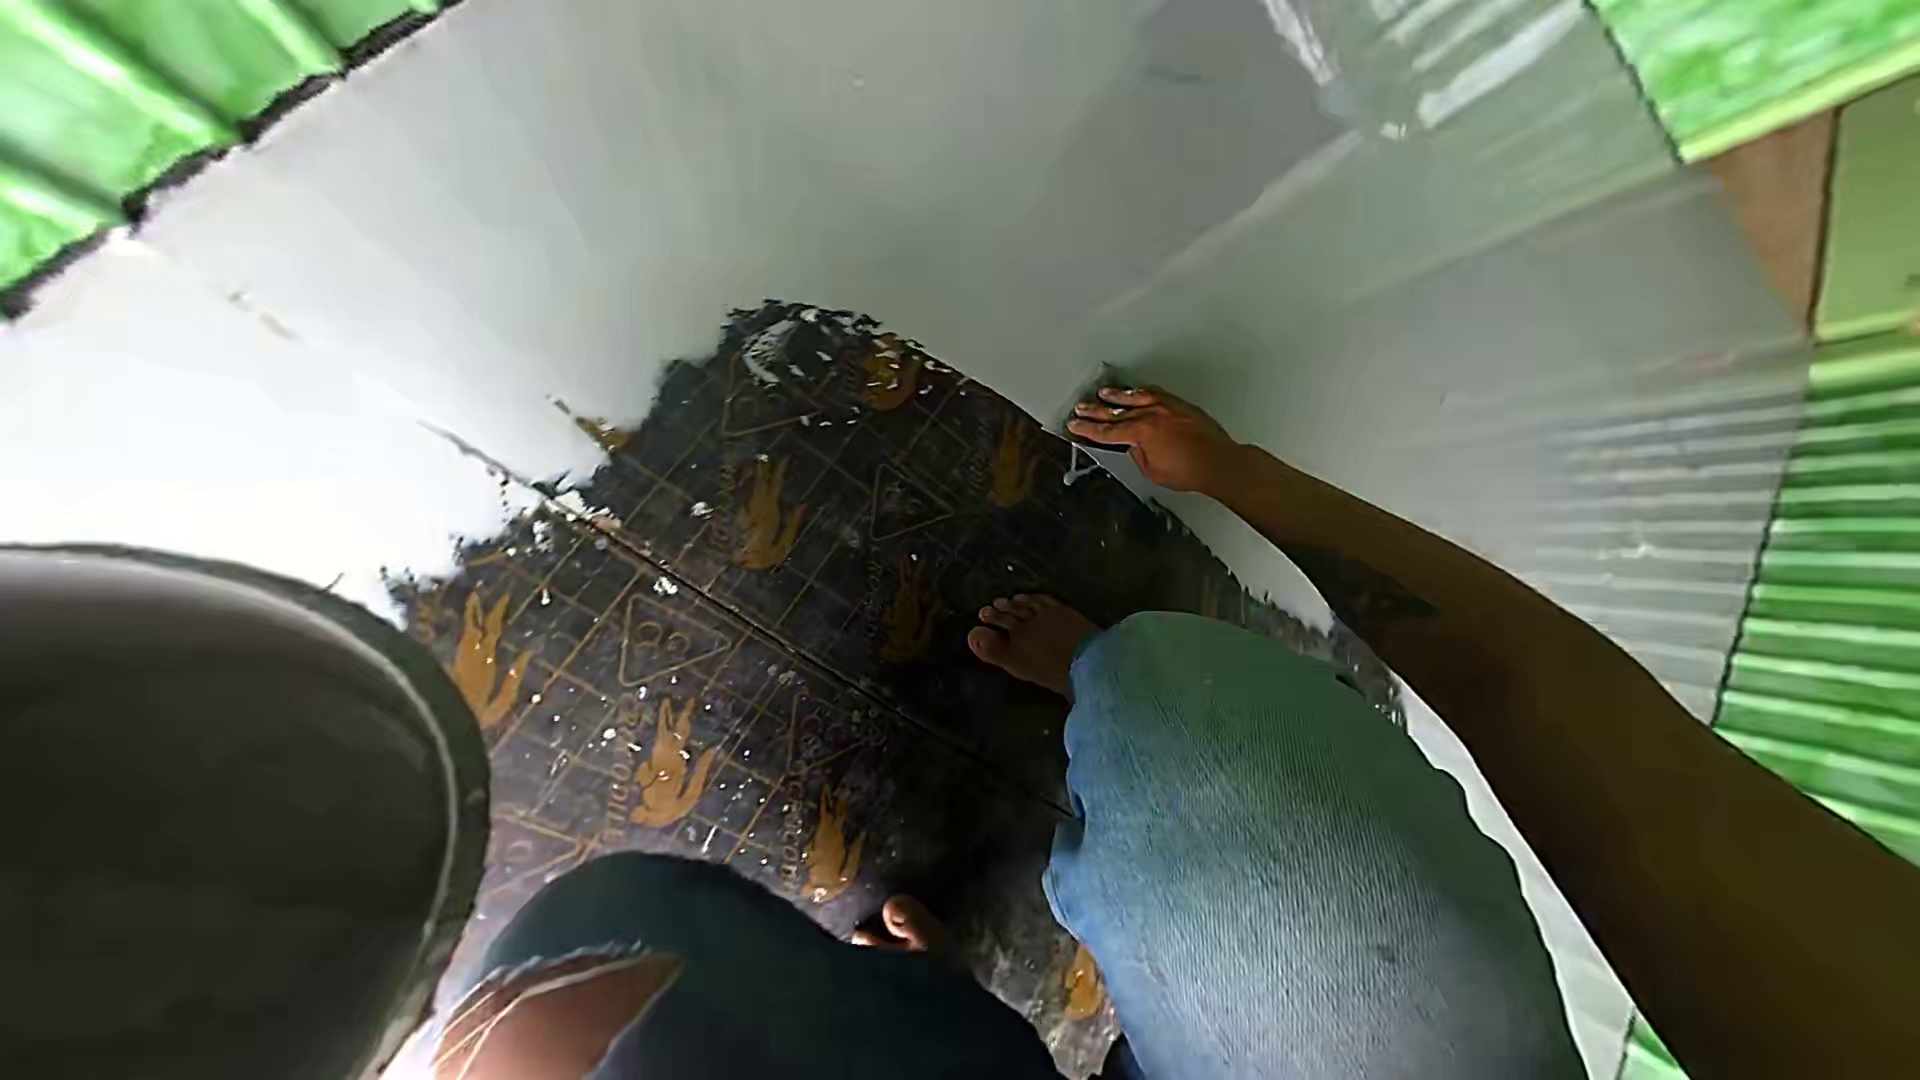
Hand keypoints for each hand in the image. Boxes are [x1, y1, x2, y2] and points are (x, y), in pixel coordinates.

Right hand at [1067, 386, 1243, 492]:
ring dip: (1116, 396)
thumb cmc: (1190, 470)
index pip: (1106, 431)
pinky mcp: (1178, 405)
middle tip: (1080, 409)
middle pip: (1115, 412)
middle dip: (1094, 411)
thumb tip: (1134, 446)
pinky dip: (1141, 392)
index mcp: (1141, 432)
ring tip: (1103, 393)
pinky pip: (1154, 394)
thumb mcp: (1152, 470)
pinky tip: (1135, 392)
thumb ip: (1138, 454)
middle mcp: (1151, 415)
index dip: (1087, 429)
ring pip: (1134, 397)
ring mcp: (1166, 407)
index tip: (1074, 425)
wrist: (1218, 462)